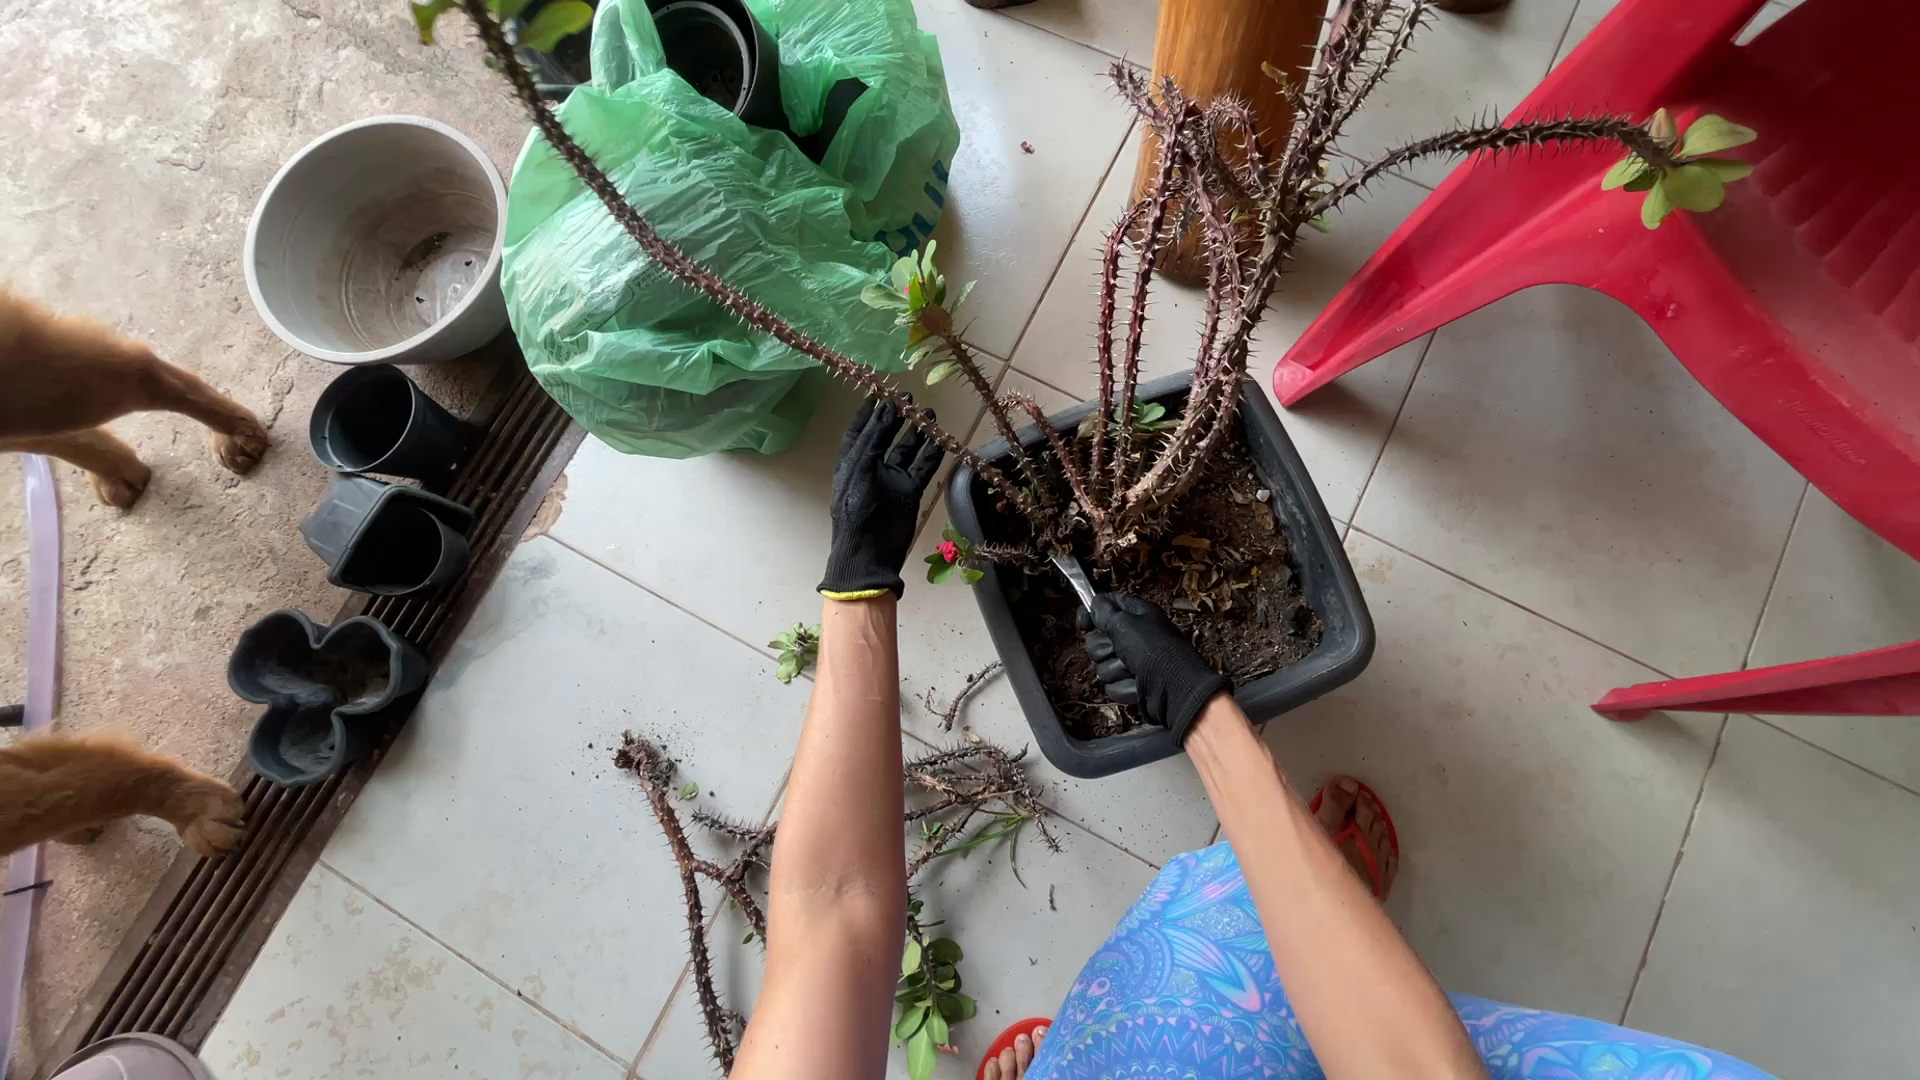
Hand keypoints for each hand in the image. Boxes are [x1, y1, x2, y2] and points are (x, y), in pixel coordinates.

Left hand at [818, 398, 944, 599]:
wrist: (869, 554)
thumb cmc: (857, 510)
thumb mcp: (861, 468)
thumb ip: (874, 436)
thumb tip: (887, 404)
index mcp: (852, 461)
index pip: (860, 429)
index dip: (870, 411)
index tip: (881, 392)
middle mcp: (872, 468)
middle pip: (886, 436)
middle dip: (898, 417)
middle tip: (911, 399)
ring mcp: (892, 480)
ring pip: (907, 451)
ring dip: (918, 433)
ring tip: (930, 414)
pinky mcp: (909, 493)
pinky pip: (923, 469)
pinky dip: (932, 455)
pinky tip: (942, 440)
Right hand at [1078, 593, 1230, 742]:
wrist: (1175, 688)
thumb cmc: (1153, 650)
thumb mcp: (1126, 623)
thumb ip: (1105, 612)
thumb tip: (1094, 604)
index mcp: (1133, 614)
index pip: (1102, 606)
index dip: (1090, 614)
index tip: (1084, 625)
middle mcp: (1130, 635)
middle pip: (1096, 639)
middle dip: (1104, 649)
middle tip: (1119, 650)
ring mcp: (1130, 662)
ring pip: (1102, 665)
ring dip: (1116, 669)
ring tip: (1134, 670)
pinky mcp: (1130, 683)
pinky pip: (1112, 685)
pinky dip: (1124, 686)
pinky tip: (1138, 685)